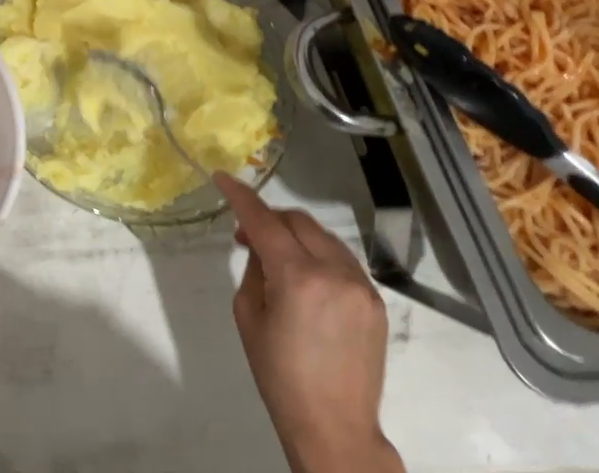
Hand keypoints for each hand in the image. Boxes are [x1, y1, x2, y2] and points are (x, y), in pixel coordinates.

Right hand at [214, 173, 402, 472]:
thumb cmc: (277, 371)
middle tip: (246, 236)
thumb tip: (259, 245)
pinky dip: (319, 256)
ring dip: (296, 236)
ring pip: (324, 237)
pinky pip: (342, 261)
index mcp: (298, 277)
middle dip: (270, 218)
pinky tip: (304, 278)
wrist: (333, 422)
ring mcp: (362, 287)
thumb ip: (254, 269)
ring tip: (276, 258)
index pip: (264, 221)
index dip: (241, 196)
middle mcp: (336, 273)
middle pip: (299, 221)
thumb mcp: (248, 313)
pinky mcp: (376, 302)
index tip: (223, 177)